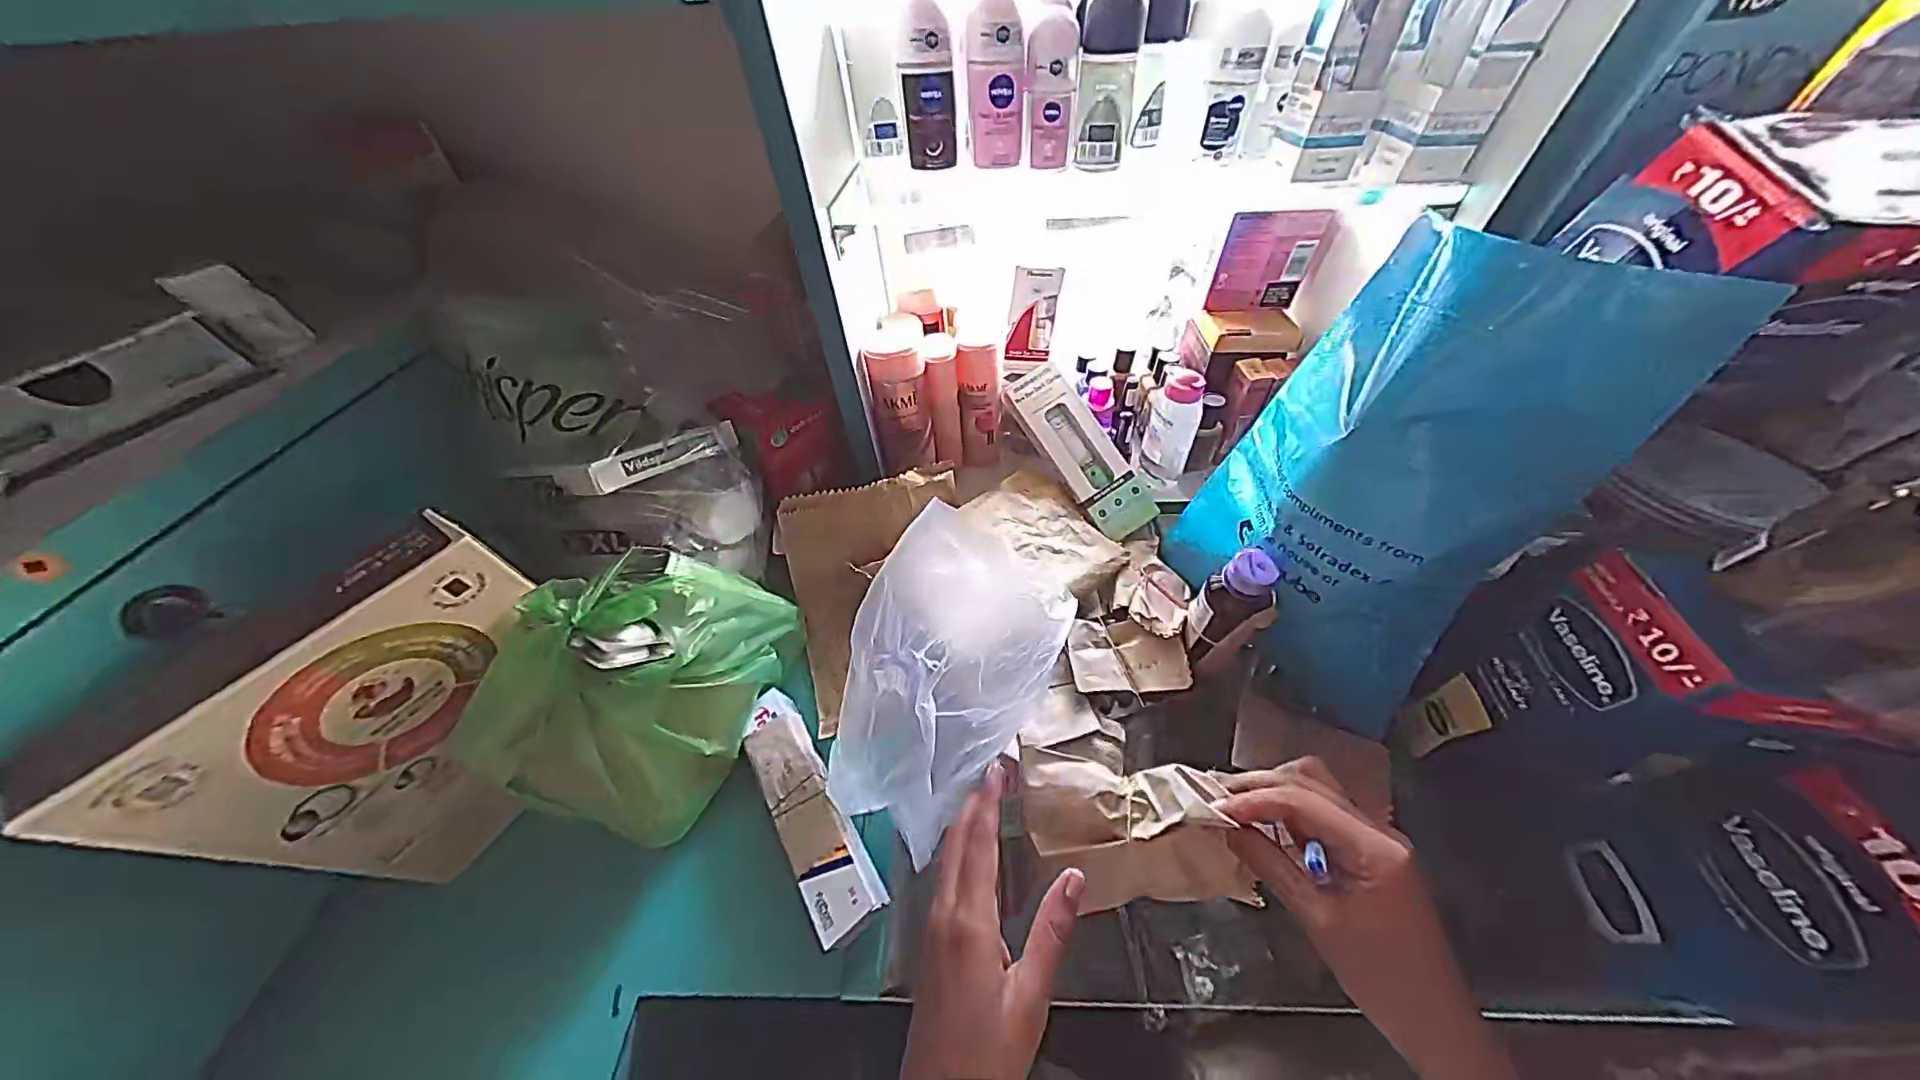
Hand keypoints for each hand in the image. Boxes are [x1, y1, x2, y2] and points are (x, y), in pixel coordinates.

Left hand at [902, 761, 1084, 1079]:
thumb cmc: (985, 1053)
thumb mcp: (1031, 996)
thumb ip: (1052, 933)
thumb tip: (1073, 879)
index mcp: (968, 922)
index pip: (978, 845)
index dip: (988, 803)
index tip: (997, 771)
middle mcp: (943, 915)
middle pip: (956, 843)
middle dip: (974, 803)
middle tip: (993, 773)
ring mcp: (932, 927)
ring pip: (946, 858)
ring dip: (964, 823)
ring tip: (984, 799)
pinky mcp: (930, 941)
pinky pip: (944, 878)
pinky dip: (959, 851)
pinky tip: (971, 854)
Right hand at [1217, 759, 1517, 1079]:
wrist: (1436, 1020)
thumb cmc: (1381, 978)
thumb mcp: (1317, 920)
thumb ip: (1272, 865)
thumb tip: (1229, 828)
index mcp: (1374, 846)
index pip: (1302, 800)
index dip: (1254, 799)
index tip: (1217, 808)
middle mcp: (1379, 830)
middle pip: (1311, 781)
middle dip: (1260, 786)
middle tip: (1219, 799)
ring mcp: (1377, 838)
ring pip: (1317, 789)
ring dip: (1274, 793)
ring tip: (1237, 809)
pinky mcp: (1370, 850)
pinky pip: (1323, 814)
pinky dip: (1289, 812)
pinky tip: (1265, 825)